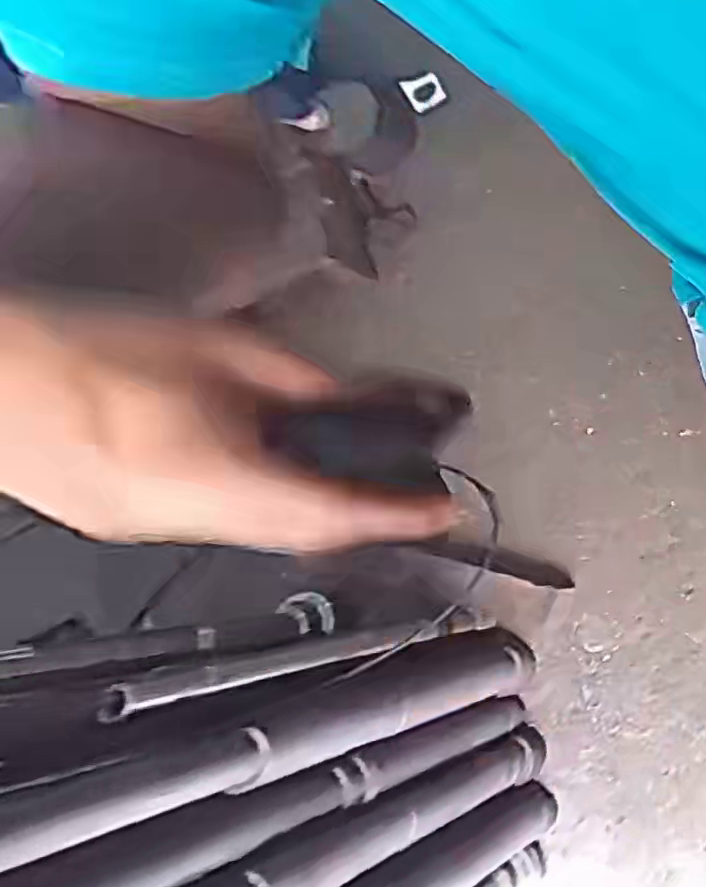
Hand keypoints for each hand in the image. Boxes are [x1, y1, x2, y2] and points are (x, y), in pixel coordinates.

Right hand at [0, 296, 456, 551]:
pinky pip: (231, 529)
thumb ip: (301, 381)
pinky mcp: (123, 521)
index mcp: (201, 471)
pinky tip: (313, 494)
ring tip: (387, 505)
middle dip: (374, 525)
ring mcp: (142, 526)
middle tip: (425, 511)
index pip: (327, 509)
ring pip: (268, 538)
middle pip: (303, 535)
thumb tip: (354, 400)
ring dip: (333, 523)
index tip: (443, 512)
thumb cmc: (81, 348)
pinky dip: (287, 516)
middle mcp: (173, 515)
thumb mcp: (219, 348)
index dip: (394, 516)